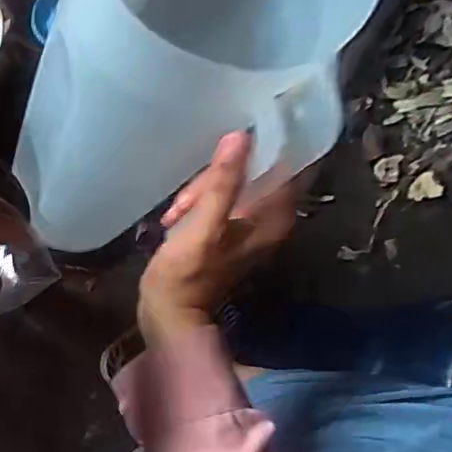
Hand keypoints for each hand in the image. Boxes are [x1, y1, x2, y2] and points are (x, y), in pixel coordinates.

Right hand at [137, 132, 298, 347]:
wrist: (168, 315)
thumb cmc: (184, 275)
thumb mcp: (201, 226)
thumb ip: (222, 183)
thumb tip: (241, 136)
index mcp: (273, 215)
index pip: (283, 162)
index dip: (257, 149)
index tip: (225, 149)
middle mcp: (269, 219)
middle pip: (251, 174)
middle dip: (214, 181)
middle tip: (185, 202)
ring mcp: (248, 228)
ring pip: (230, 188)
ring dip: (199, 195)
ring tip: (175, 216)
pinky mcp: (228, 235)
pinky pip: (219, 204)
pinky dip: (197, 208)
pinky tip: (176, 221)